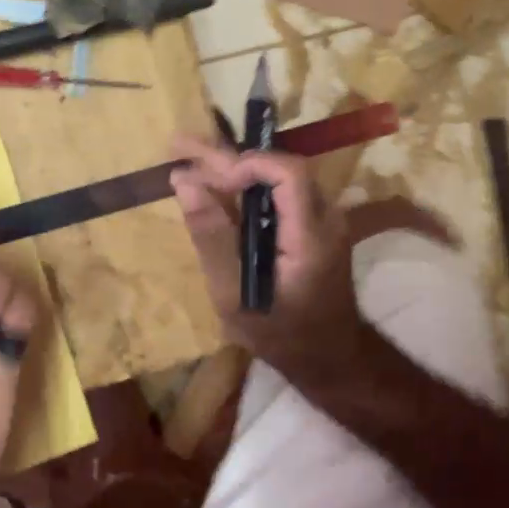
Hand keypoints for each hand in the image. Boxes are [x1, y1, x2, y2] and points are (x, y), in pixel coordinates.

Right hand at [170, 136, 367, 375]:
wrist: (331, 360)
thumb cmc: (281, 335)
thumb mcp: (234, 296)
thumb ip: (211, 236)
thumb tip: (184, 181)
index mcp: (311, 237)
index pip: (288, 173)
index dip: (246, 164)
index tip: (208, 180)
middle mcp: (324, 218)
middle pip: (276, 167)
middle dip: (224, 157)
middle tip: (177, 147)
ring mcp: (321, 219)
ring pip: (274, 174)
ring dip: (229, 168)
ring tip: (185, 161)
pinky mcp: (311, 224)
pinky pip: (276, 190)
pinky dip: (241, 185)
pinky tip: (209, 185)